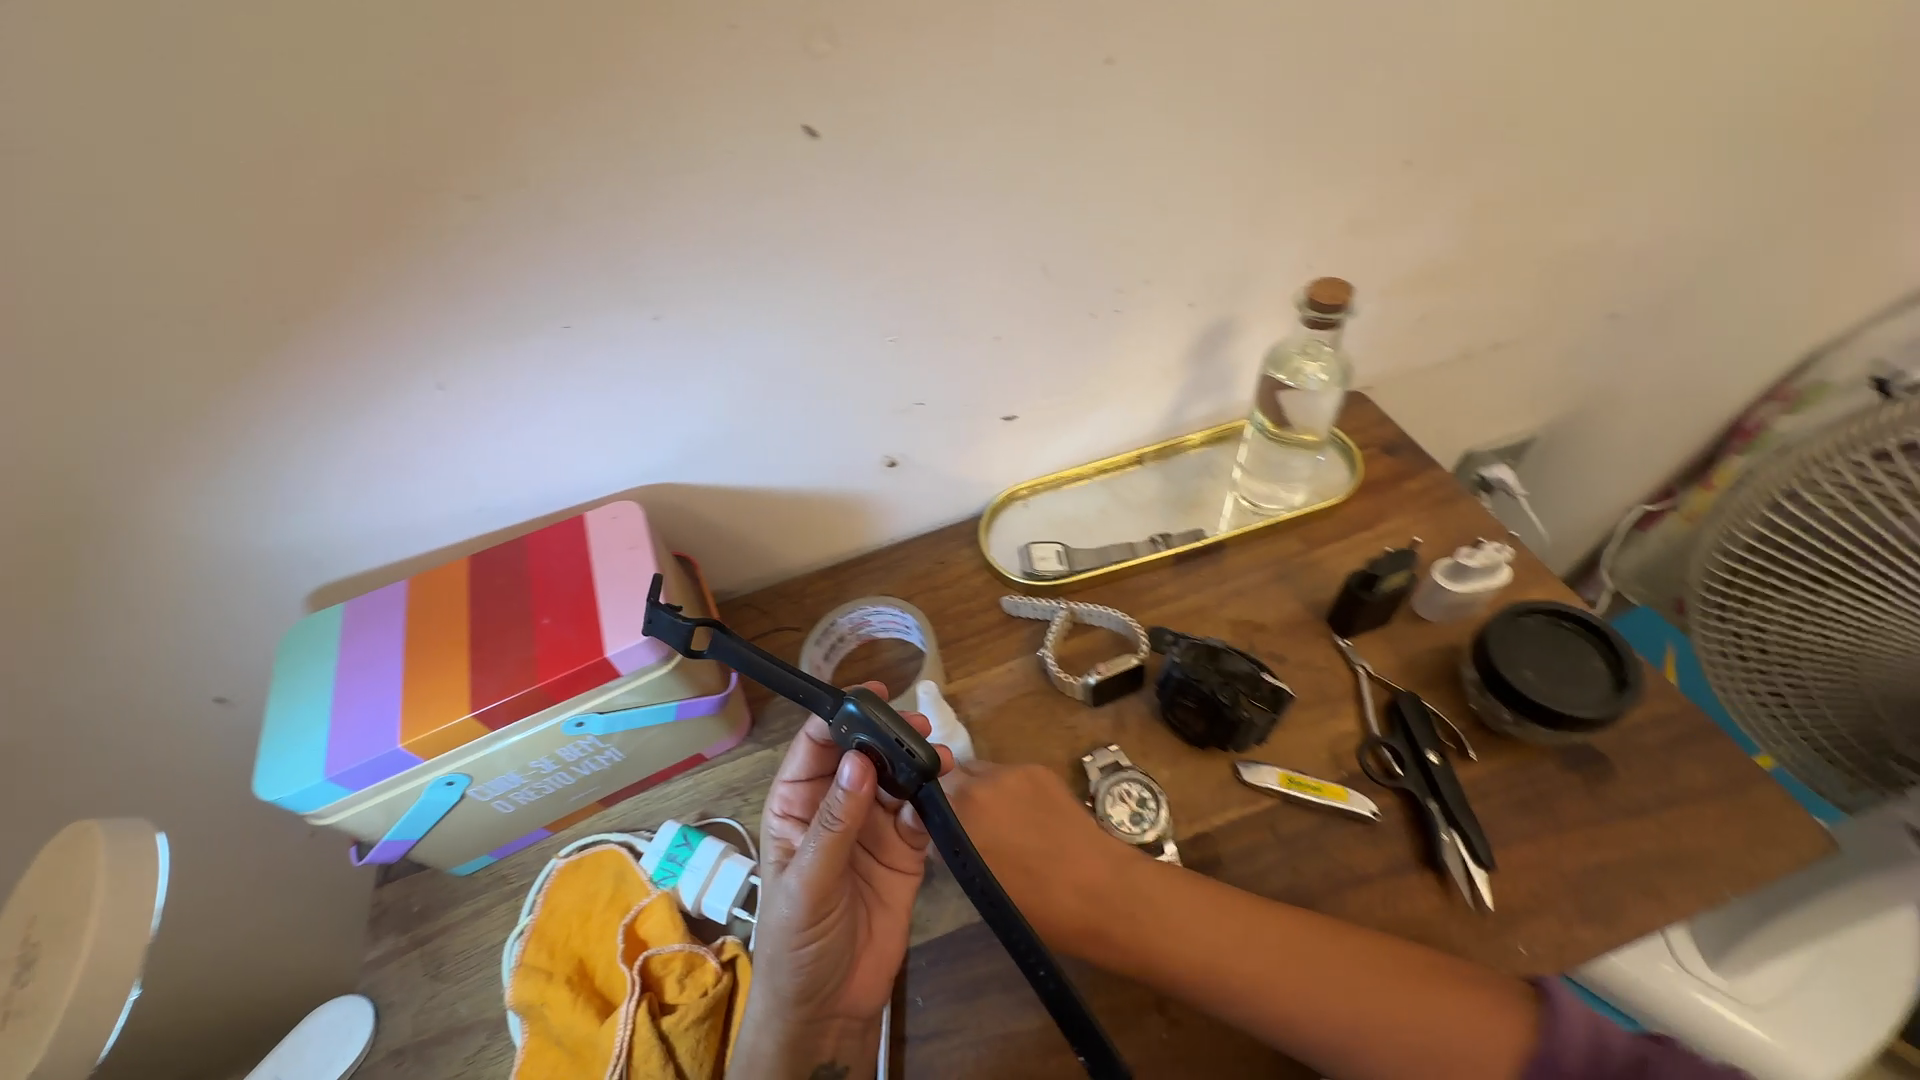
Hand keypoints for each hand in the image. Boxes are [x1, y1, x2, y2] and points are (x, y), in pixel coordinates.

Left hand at [732, 683, 954, 1076]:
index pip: (817, 747)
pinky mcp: (904, 852)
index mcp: (797, 805)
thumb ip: (835, 822)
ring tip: (939, 757)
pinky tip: (939, 796)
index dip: (840, 717)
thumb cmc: (796, 941)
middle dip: (887, 736)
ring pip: (895, 780)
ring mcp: (871, 828)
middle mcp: (835, 807)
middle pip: (863, 755)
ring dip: (915, 765)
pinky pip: (918, 815)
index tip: (871, 697)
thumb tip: (861, 760)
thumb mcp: (807, 881)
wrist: (830, 1004)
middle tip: (918, 726)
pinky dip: (929, 802)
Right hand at [941, 760, 1139, 956]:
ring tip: (1003, 821)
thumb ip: (955, 849)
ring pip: (983, 772)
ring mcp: (1014, 772)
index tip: (938, 829)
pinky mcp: (1041, 770)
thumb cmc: (1037, 904)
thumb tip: (944, 837)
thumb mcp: (979, 883)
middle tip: (971, 826)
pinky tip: (1030, 816)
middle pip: (954, 777)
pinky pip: (1011, 774)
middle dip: (956, 796)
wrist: (1101, 890)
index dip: (931, 811)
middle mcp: (981, 782)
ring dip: (984, 791)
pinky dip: (1012, 790)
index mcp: (959, 813)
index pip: (928, 797)